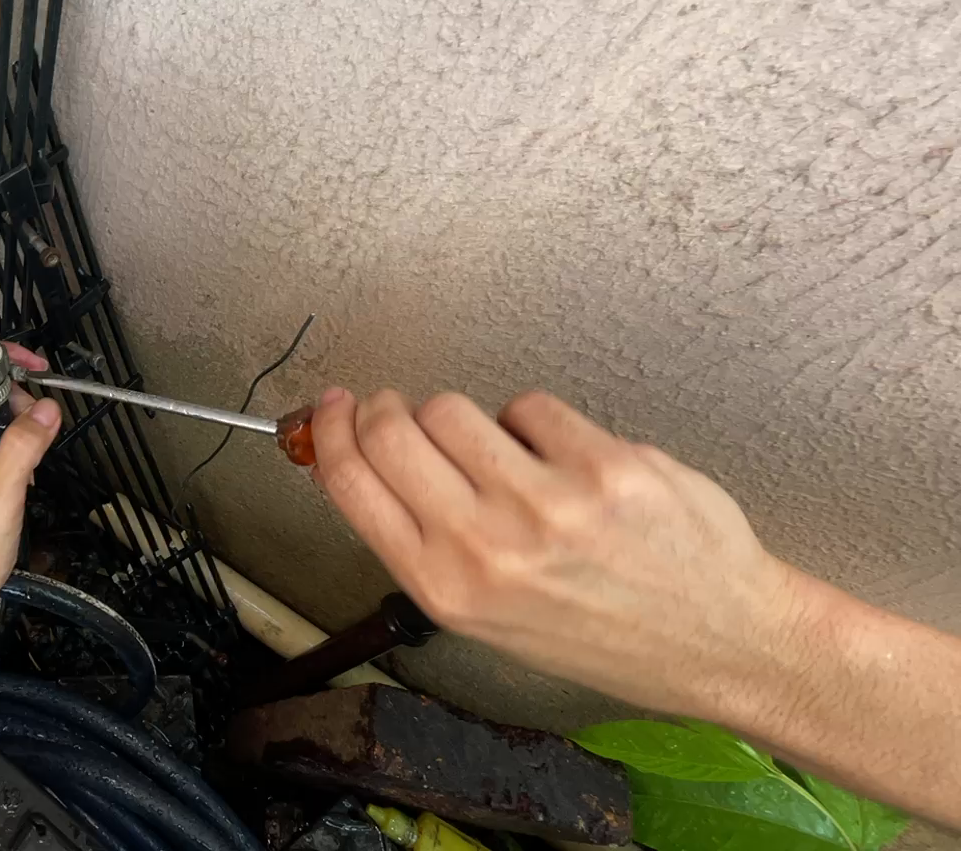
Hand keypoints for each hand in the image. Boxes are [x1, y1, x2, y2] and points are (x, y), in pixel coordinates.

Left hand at [0, 342, 61, 636]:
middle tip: (42, 430)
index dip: (4, 360)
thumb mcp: (2, 494)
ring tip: (30, 467)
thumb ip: (25, 445)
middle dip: (21, 402)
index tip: (36, 366)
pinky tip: (22, 480)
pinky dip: (16, 452)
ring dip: (21, 431)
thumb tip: (47, 407)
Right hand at [308, 387, 803, 724]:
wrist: (725, 647)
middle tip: (395, 408)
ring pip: (448, 407)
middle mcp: (484, 546)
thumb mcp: (473, 609)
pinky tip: (556, 455)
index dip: (328, 429)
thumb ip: (407, 534)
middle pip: (387, 430)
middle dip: (382, 406)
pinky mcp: (604, 467)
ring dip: (458, 417)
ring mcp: (546, 504)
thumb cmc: (591, 631)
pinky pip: (525, 404)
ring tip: (495, 449)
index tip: (328, 406)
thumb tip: (352, 458)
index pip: (349, 479)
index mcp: (440, 583)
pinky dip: (531, 421)